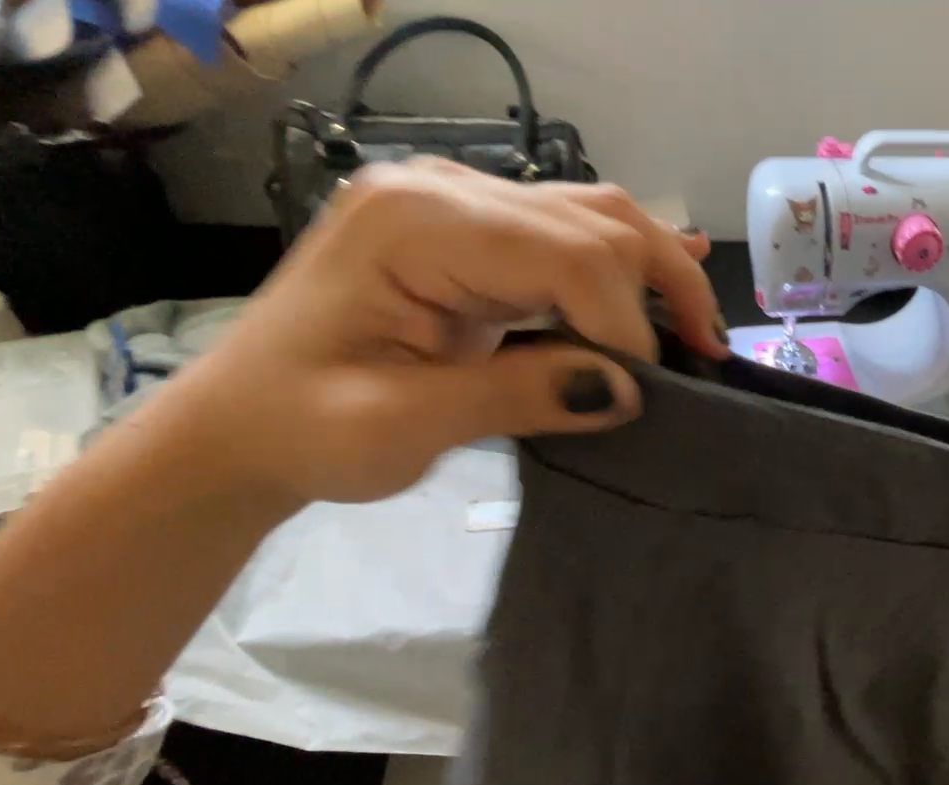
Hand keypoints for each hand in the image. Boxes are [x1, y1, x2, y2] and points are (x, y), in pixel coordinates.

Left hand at [141, 159, 730, 506]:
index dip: (627, 325)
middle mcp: (444, 192)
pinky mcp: (475, 237)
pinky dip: (630, 262)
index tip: (647, 396)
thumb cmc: (303, 429)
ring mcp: (459, 206)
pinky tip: (680, 269)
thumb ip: (518, 396)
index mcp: (416, 224)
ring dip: (659, 274)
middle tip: (706, 359)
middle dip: (665, 289)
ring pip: (597, 217)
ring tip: (696, 337)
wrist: (242, 426)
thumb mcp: (401, 424)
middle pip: (597, 219)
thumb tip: (631, 389)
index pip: (567, 254)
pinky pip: (572, 234)